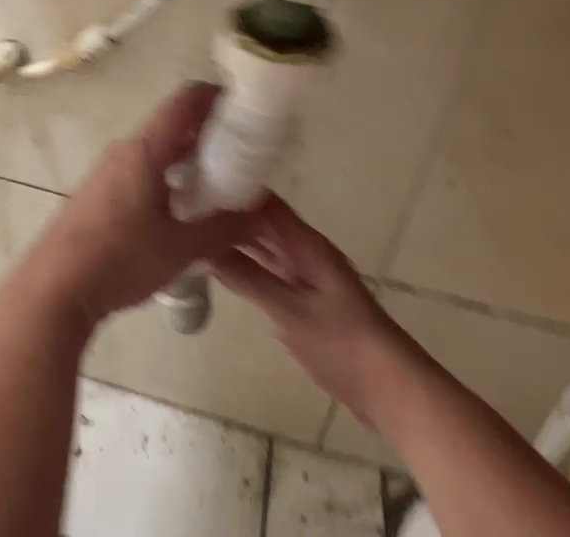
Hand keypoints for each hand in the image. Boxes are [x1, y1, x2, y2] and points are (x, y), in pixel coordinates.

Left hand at [13, 82, 255, 328]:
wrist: (53, 291)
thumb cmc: (119, 260)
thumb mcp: (180, 248)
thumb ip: (223, 227)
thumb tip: (257, 211)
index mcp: (144, 151)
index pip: (184, 102)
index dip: (216, 95)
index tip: (245, 108)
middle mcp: (123, 152)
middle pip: (171, 126)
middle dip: (208, 134)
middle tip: (243, 155)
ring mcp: (105, 173)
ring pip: (154, 152)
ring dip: (186, 159)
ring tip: (218, 186)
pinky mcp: (95, 195)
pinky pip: (139, 172)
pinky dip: (166, 178)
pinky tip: (180, 211)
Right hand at [212, 197, 419, 427]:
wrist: (386, 385)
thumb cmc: (342, 342)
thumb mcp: (290, 310)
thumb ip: (249, 279)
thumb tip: (204, 248)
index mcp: (307, 246)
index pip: (266, 205)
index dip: (234, 190)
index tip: (195, 184)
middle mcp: (304, 254)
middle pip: (263, 225)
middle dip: (228, 216)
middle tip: (182, 210)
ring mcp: (303, 278)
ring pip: (263, 249)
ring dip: (233, 242)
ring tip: (191, 232)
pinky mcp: (301, 301)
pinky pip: (267, 273)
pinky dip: (244, 268)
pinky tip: (217, 267)